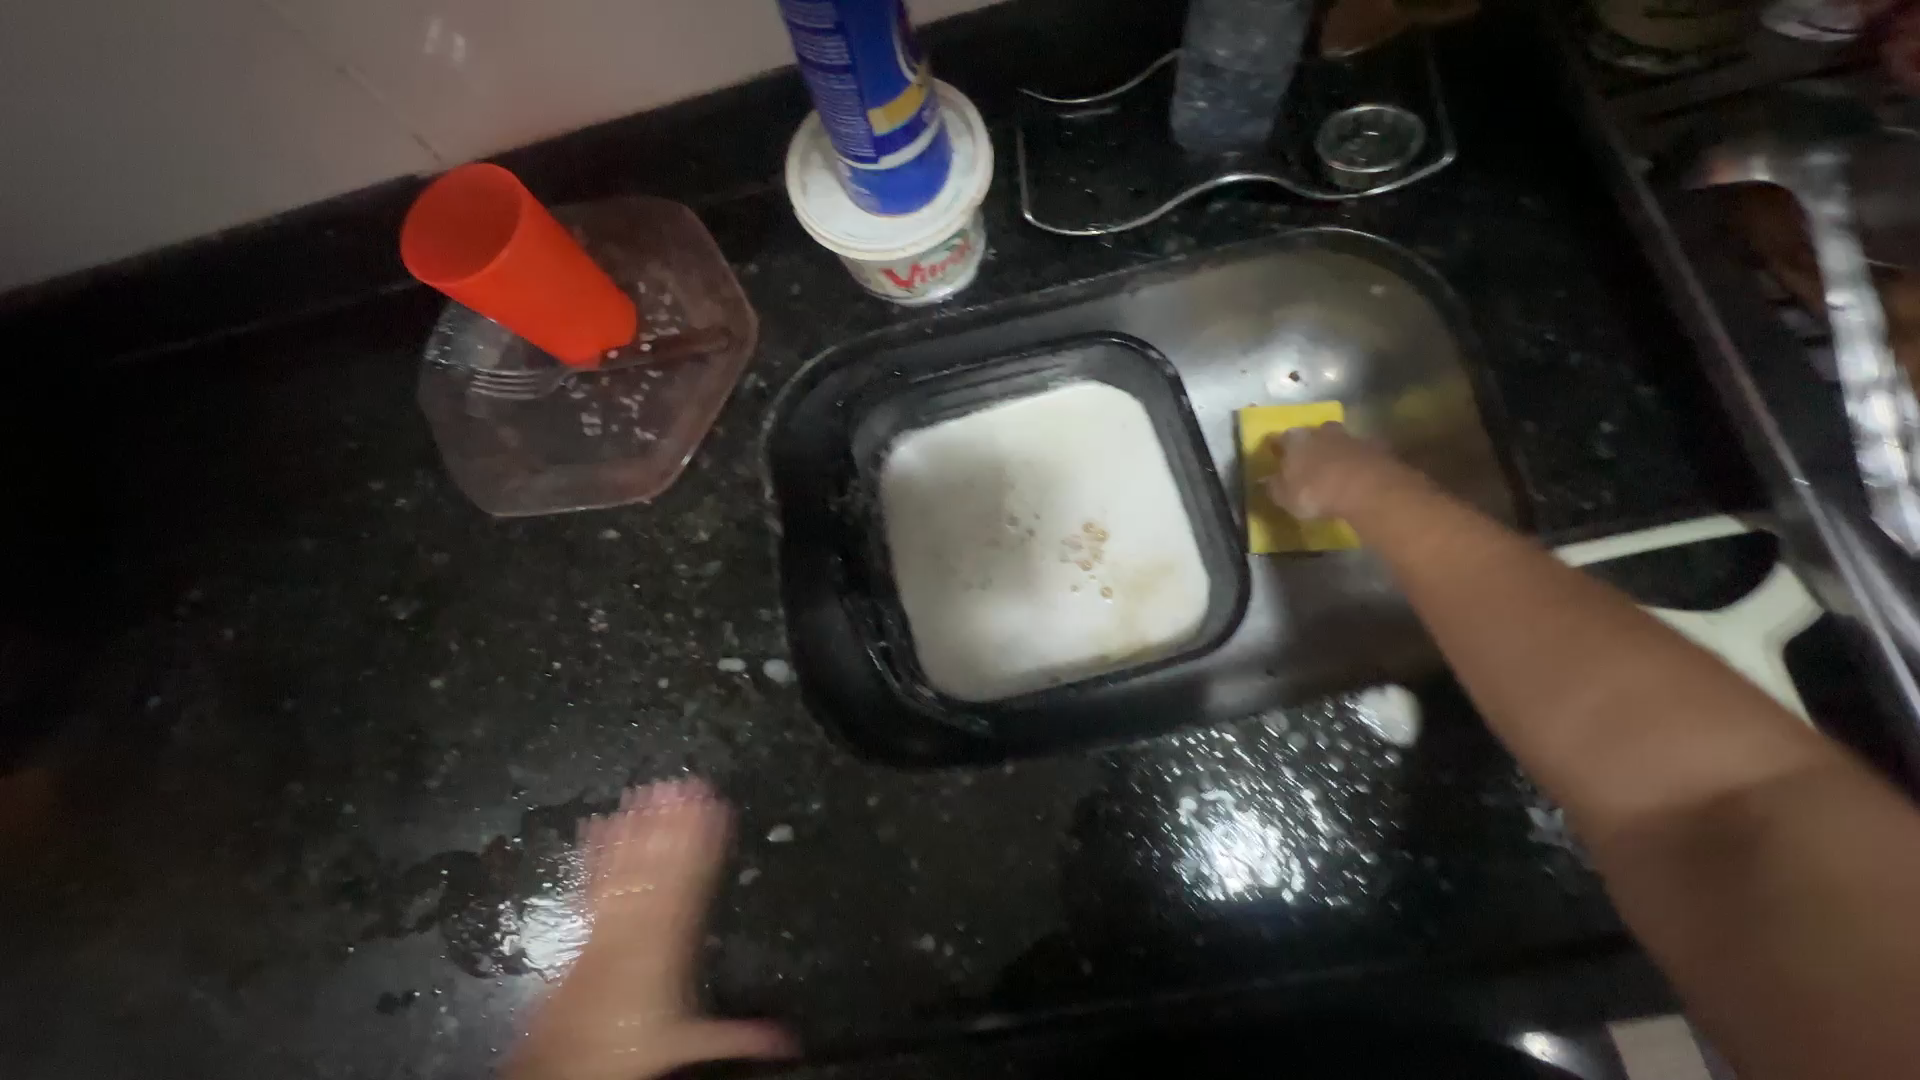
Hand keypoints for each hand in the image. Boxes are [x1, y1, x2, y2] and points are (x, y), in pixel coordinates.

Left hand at [506, 780, 793, 1079]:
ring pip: (630, 865)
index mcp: (669, 944)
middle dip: (677, 823)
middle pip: (662, 866)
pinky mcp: (587, 924)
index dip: (707, 844)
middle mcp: (639, 926)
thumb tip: (787, 1038)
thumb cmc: (631, 1041)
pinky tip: (602, 820)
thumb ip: (739, 1032)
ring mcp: (610, 921)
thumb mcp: (690, 1040)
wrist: (570, 1058)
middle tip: (688, 785)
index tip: (717, 809)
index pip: (694, 883)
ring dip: (643, 826)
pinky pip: (594, 880)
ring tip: (653, 789)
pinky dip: (599, 849)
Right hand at [1262, 421, 1410, 520]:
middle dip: (1312, 445)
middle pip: (1314, 434)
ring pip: (1339, 441)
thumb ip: (1274, 487)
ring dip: (1336, 452)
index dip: (1279, 449)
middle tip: (1310, 462)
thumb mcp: (1285, 497)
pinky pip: (1362, 453)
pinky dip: (1358, 461)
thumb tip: (1265, 481)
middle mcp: (1322, 432)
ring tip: (1335, 470)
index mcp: (1295, 440)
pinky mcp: (1377, 448)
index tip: (1278, 458)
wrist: (1366, 489)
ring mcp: (1352, 437)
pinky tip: (1358, 475)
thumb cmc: (1315, 491)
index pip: (1281, 438)